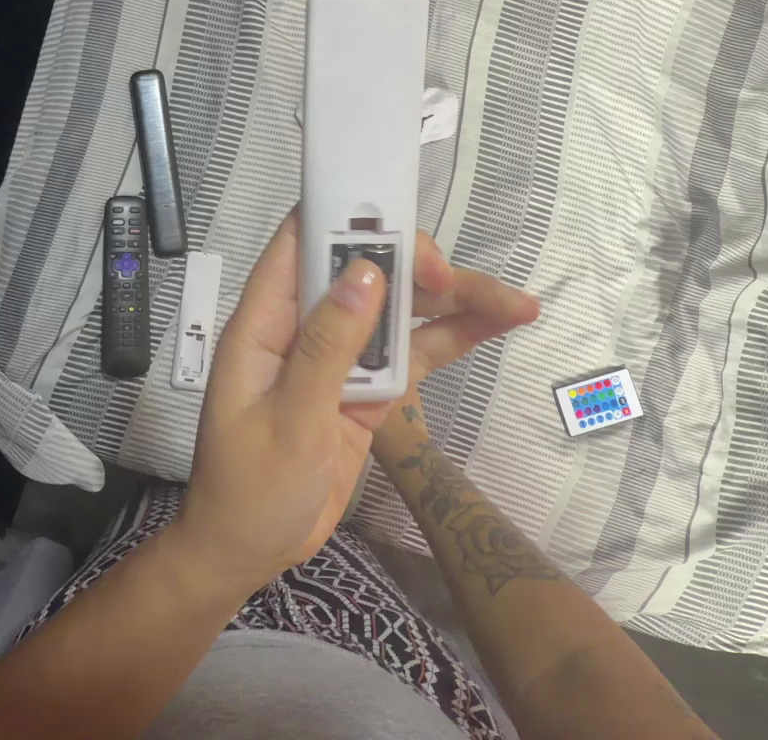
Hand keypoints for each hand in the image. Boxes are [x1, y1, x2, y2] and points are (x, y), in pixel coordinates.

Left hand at [170, 213, 532, 593]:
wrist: (251, 551)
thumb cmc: (251, 488)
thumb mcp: (289, 420)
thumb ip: (326, 348)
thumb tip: (364, 273)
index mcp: (266, 322)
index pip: (299, 245)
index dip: (344, 217)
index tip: (397, 216)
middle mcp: (304, 327)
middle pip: (362, 271)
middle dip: (413, 265)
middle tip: (457, 280)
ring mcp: (340, 357)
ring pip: (398, 311)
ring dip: (452, 301)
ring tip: (516, 302)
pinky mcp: (367, 388)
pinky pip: (411, 353)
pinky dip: (452, 338)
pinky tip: (498, 323)